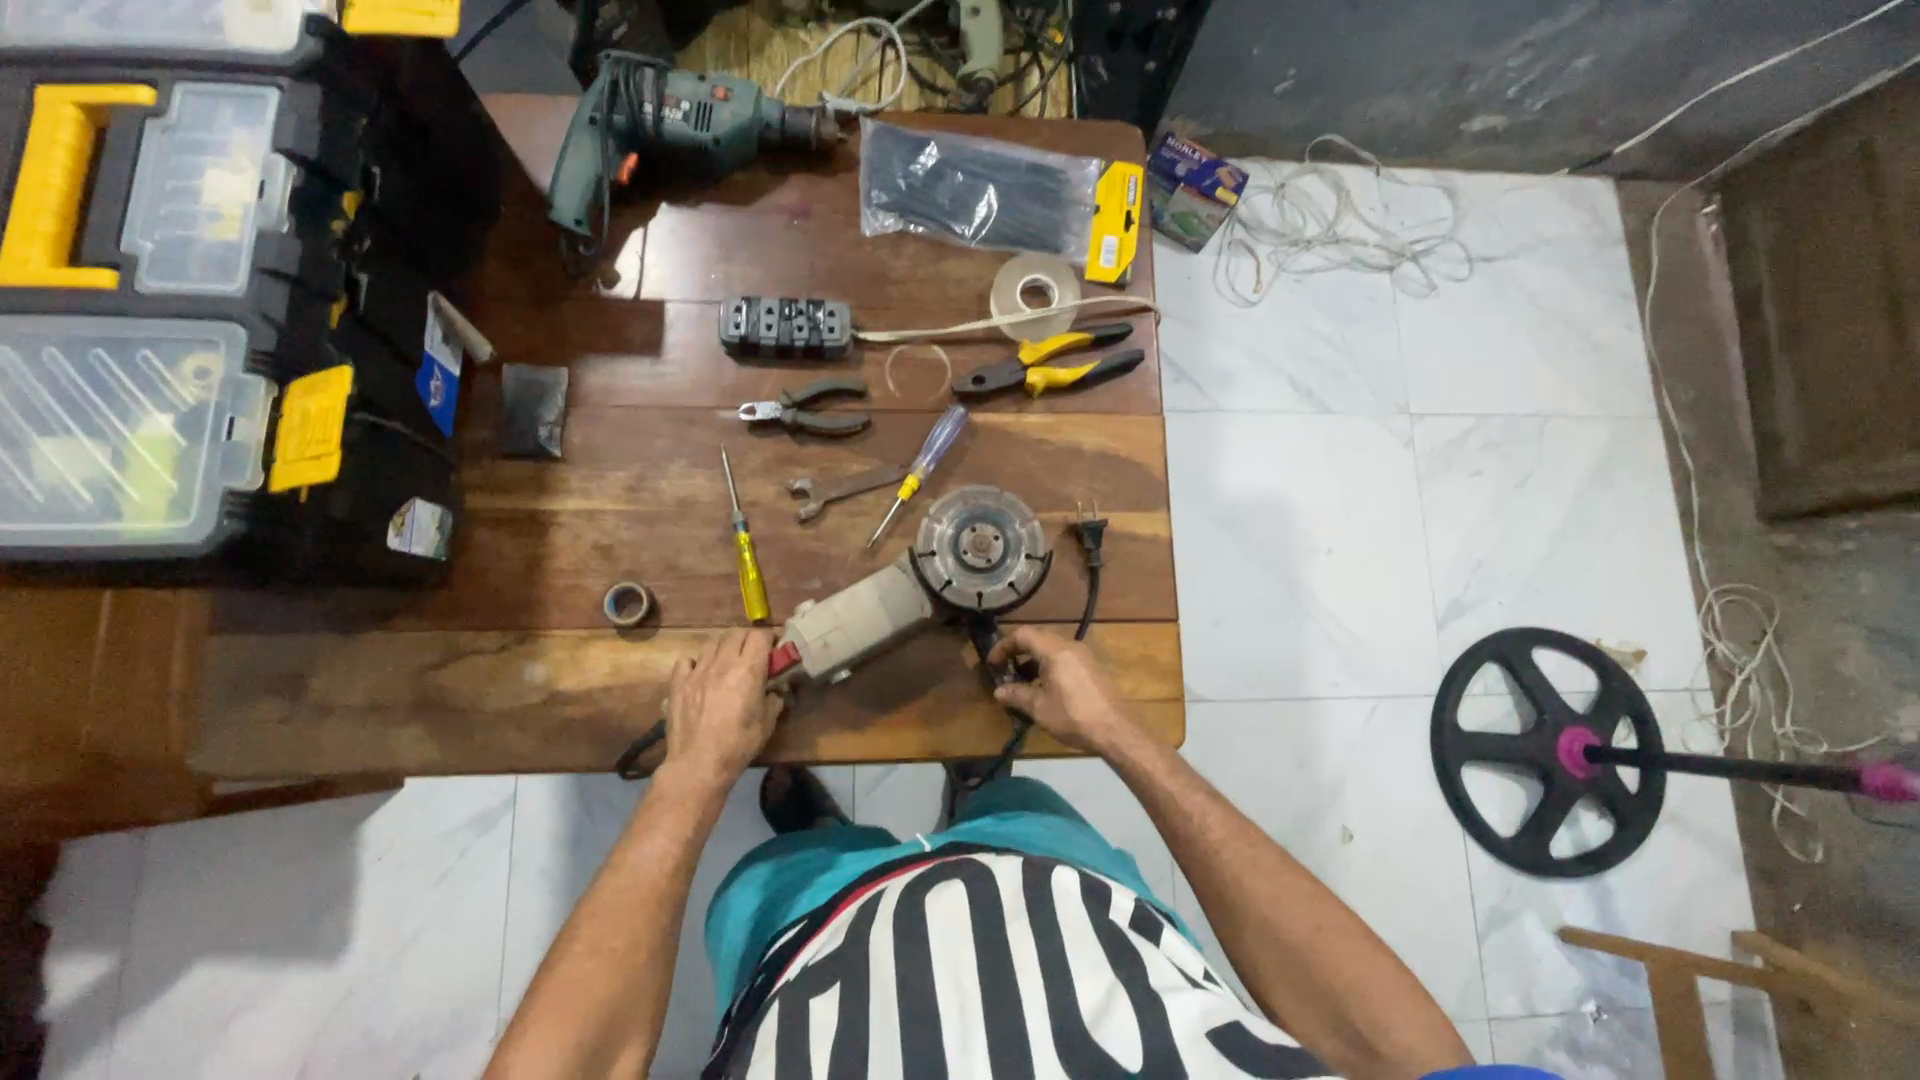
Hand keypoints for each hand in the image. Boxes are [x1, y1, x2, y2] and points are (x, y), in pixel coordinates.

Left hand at [663, 628, 782, 781]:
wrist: (699, 762)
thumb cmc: (739, 744)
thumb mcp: (767, 723)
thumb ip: (774, 699)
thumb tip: (776, 691)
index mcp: (748, 670)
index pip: (760, 636)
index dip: (769, 638)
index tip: (773, 648)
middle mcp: (722, 663)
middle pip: (735, 633)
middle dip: (746, 638)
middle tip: (752, 653)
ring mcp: (697, 671)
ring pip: (711, 642)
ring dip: (723, 647)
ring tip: (726, 661)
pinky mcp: (678, 683)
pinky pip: (686, 661)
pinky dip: (695, 662)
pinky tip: (700, 674)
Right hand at [987, 627, 1139, 753]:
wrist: (1115, 731)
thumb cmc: (1073, 717)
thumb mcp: (1039, 708)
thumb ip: (1017, 695)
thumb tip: (999, 691)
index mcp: (1055, 651)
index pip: (1023, 635)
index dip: (1004, 646)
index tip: (993, 663)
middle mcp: (1071, 646)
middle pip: (1038, 639)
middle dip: (1018, 653)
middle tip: (1005, 670)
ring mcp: (1084, 656)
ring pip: (1052, 649)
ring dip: (1034, 661)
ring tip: (1022, 682)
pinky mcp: (1092, 668)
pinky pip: (1064, 658)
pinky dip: (1049, 666)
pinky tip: (1045, 688)